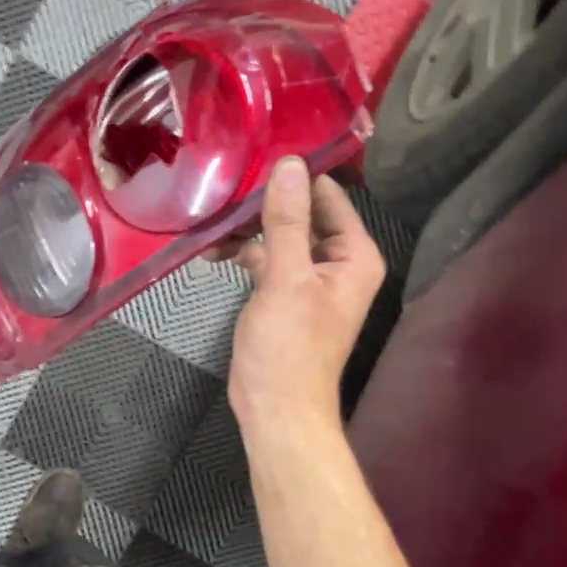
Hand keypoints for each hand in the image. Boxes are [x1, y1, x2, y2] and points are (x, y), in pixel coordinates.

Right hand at [214, 158, 385, 434]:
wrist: (276, 409)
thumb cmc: (288, 348)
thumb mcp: (286, 279)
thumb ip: (287, 222)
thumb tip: (290, 166)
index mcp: (354, 256)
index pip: (329, 197)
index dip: (296, 177)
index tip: (256, 158)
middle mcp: (338, 264)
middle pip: (303, 216)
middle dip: (265, 205)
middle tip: (224, 190)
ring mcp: (310, 281)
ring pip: (280, 239)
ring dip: (249, 232)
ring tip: (212, 224)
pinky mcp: (284, 298)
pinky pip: (267, 263)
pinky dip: (244, 256)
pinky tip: (214, 251)